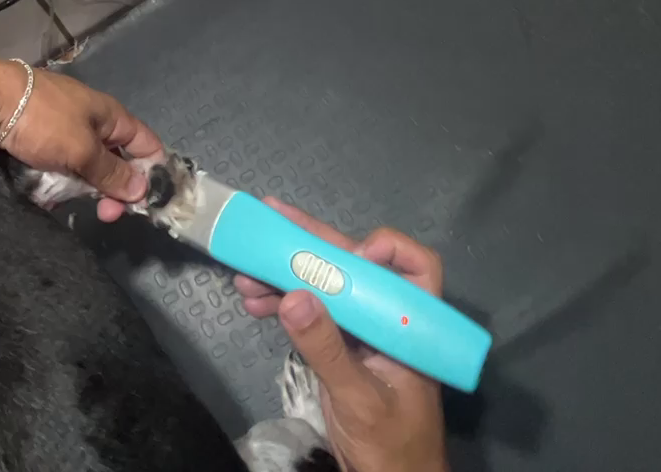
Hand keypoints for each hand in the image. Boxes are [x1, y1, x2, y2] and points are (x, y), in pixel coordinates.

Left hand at [0, 56, 162, 217]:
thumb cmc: (41, 120)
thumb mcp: (81, 149)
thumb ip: (112, 172)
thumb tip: (143, 189)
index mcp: (110, 114)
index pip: (147, 145)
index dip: (151, 174)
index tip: (142, 205)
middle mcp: (91, 119)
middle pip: (116, 160)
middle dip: (113, 189)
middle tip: (103, 214)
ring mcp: (64, 127)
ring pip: (85, 165)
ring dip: (80, 187)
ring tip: (65, 200)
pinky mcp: (40, 137)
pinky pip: (59, 164)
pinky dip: (57, 179)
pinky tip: (46, 194)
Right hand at [234, 200, 446, 471]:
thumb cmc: (391, 443)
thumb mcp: (359, 397)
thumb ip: (328, 348)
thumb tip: (293, 295)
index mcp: (410, 323)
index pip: (414, 266)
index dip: (387, 248)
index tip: (354, 254)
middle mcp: (385, 315)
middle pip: (352, 263)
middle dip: (310, 242)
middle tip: (270, 217)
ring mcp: (358, 326)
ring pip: (323, 282)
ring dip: (284, 273)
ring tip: (245, 272)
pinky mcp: (335, 340)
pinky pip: (307, 307)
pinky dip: (279, 300)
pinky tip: (252, 300)